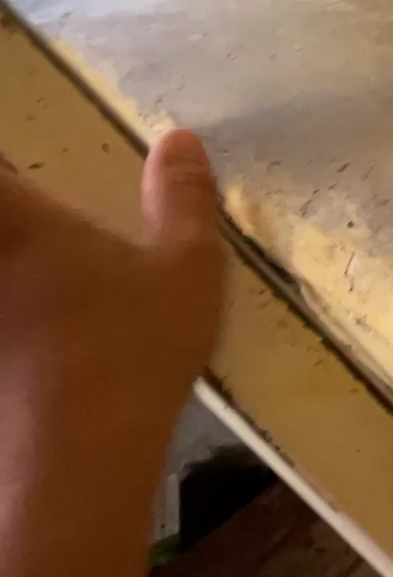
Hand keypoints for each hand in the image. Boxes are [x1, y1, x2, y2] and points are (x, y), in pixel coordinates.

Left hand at [0, 129, 225, 444]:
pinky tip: (38, 315)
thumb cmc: (143, 336)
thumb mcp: (190, 261)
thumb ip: (183, 197)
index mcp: (24, 227)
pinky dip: (18, 305)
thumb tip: (177, 137)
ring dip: (17, 255)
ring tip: (44, 265)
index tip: (27, 167)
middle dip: (11, 210)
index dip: (7, 168)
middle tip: (35, 207)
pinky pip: (1, 312)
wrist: (83, 440)